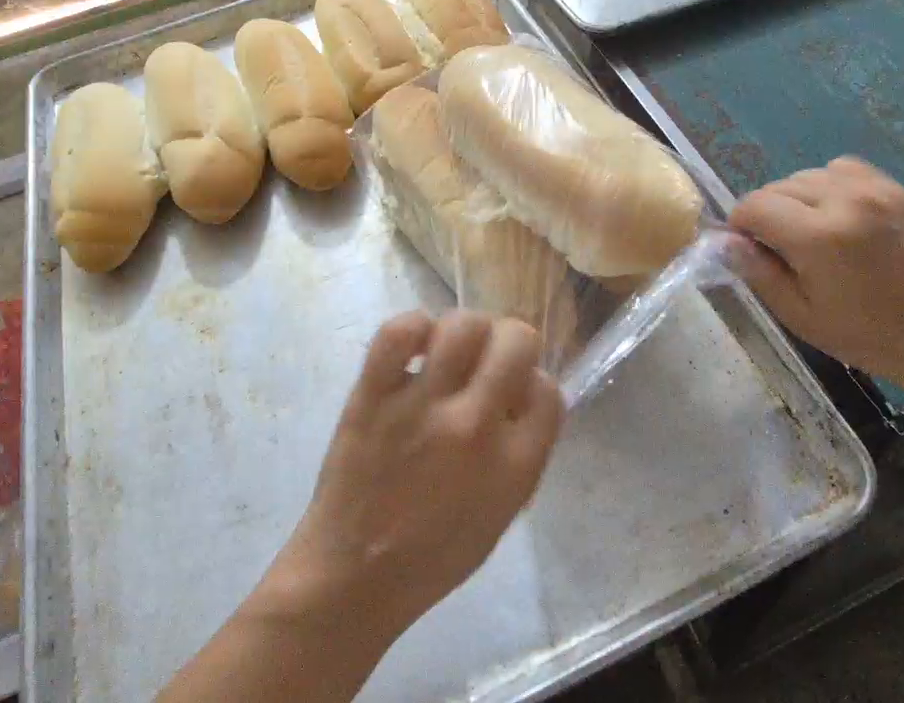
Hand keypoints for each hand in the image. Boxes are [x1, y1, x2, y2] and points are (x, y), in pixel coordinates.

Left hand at [256, 311, 563, 641]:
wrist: (353, 577)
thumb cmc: (433, 556)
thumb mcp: (502, 515)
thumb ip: (521, 454)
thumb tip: (519, 396)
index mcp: (515, 465)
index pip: (549, 390)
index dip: (535, 383)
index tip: (516, 391)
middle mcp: (476, 426)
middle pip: (517, 341)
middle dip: (513, 340)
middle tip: (492, 356)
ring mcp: (422, 406)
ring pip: (463, 326)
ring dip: (467, 328)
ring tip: (453, 347)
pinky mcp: (374, 395)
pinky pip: (398, 332)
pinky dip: (413, 325)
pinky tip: (416, 343)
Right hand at [730, 157, 903, 414]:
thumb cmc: (863, 335)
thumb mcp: (798, 314)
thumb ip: (757, 271)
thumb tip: (725, 241)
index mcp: (819, 237)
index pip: (754, 205)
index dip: (740, 226)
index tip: (748, 249)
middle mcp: (845, 200)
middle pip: (777, 187)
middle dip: (768, 214)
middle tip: (781, 250)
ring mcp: (873, 189)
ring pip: (806, 175)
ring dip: (796, 199)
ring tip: (810, 233)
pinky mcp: (893, 187)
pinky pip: (840, 169)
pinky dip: (827, 186)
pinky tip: (836, 215)